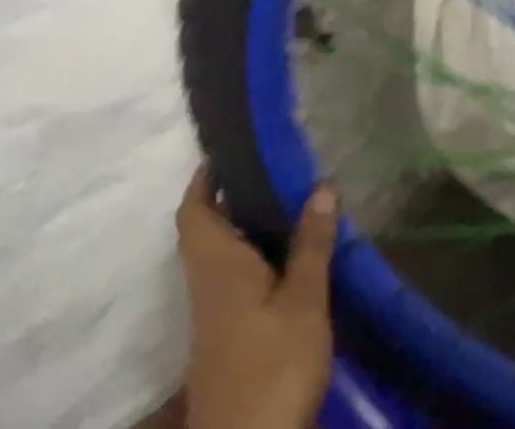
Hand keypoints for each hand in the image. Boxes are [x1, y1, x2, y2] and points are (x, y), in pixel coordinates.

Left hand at [177, 167, 337, 428]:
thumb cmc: (273, 364)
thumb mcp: (303, 300)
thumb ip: (311, 245)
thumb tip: (320, 186)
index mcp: (218, 265)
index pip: (194, 210)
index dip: (204, 179)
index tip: (227, 150)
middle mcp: (208, 282)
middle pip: (207, 230)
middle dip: (232, 198)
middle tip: (274, 171)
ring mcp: (216, 312)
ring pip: (223, 255)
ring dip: (247, 228)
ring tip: (291, 204)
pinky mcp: (229, 334)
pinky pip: (235, 278)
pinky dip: (257, 257)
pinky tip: (291, 259)